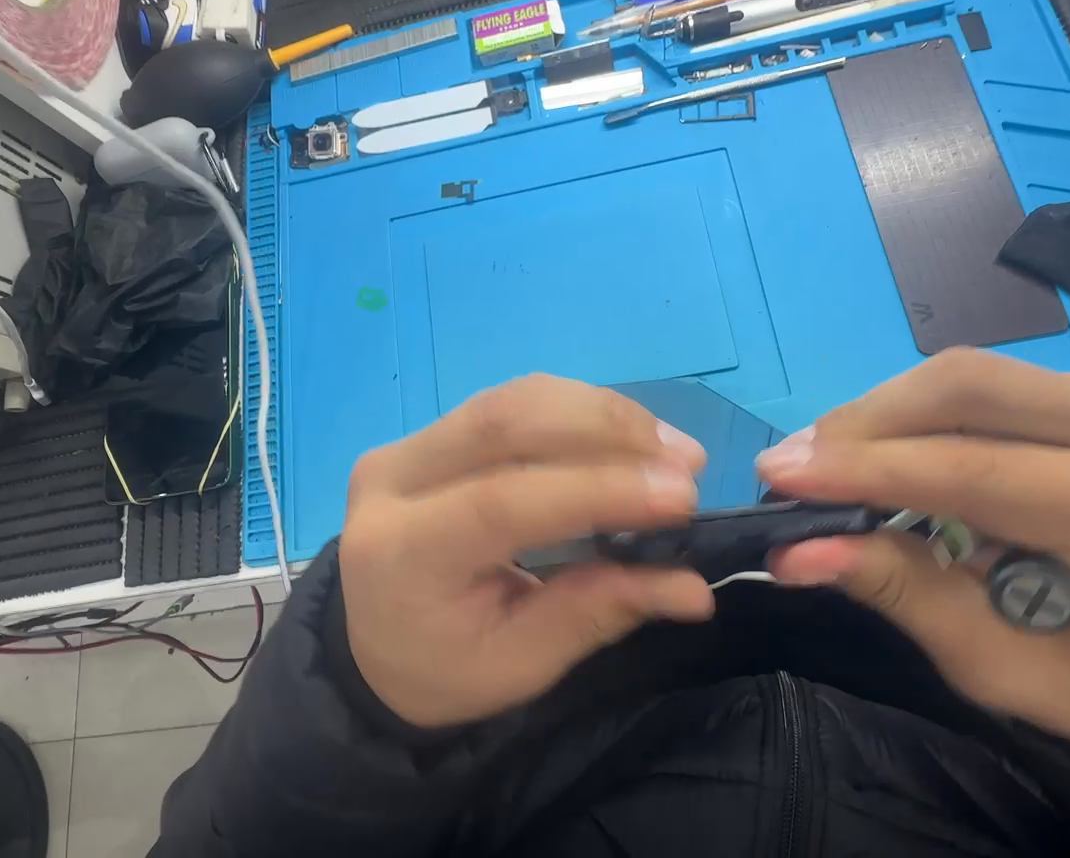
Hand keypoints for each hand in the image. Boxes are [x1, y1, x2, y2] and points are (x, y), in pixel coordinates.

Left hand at [339, 375, 716, 728]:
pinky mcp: (428, 433)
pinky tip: (624, 433)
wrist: (374, 646)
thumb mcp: (518, 665)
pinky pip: (509, 402)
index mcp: (399, 552)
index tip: (681, 495)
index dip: (596, 490)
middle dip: (606, 431)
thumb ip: (596, 613)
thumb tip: (695, 588)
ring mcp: (405, 445)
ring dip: (599, 413)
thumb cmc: (442, 669)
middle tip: (686, 461)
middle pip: (503, 423)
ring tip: (668, 446)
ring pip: (511, 400)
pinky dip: (576, 410)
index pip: (500, 502)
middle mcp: (391, 479)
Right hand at [759, 349, 1069, 751]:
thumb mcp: (1000, 664)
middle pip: (970, 389)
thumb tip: (794, 551)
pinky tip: (869, 449)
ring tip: (819, 462)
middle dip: (864, 424)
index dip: (869, 469)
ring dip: (877, 414)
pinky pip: (974, 385)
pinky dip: (906, 413)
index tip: (778, 476)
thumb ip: (902, 593)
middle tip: (789, 468)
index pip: (982, 471)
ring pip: (965, 374)